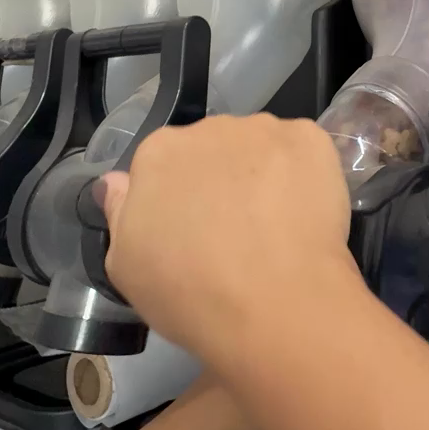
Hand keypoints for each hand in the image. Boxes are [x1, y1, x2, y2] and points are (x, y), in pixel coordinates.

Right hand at [98, 114, 356, 367]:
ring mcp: (265, 129)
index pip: (162, 163)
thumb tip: (117, 181)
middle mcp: (210, 127)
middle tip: (234, 230)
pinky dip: (305, 172)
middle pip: (213, 148)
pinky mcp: (311, 139)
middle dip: (221, 179)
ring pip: (260, 146)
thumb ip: (120, 212)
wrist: (276, 302)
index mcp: (159, 152)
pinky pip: (304, 149)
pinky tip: (305, 211)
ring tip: (275, 225)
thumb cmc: (191, 292)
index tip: (192, 230)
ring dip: (263, 173)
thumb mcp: (127, 266)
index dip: (178, 197)